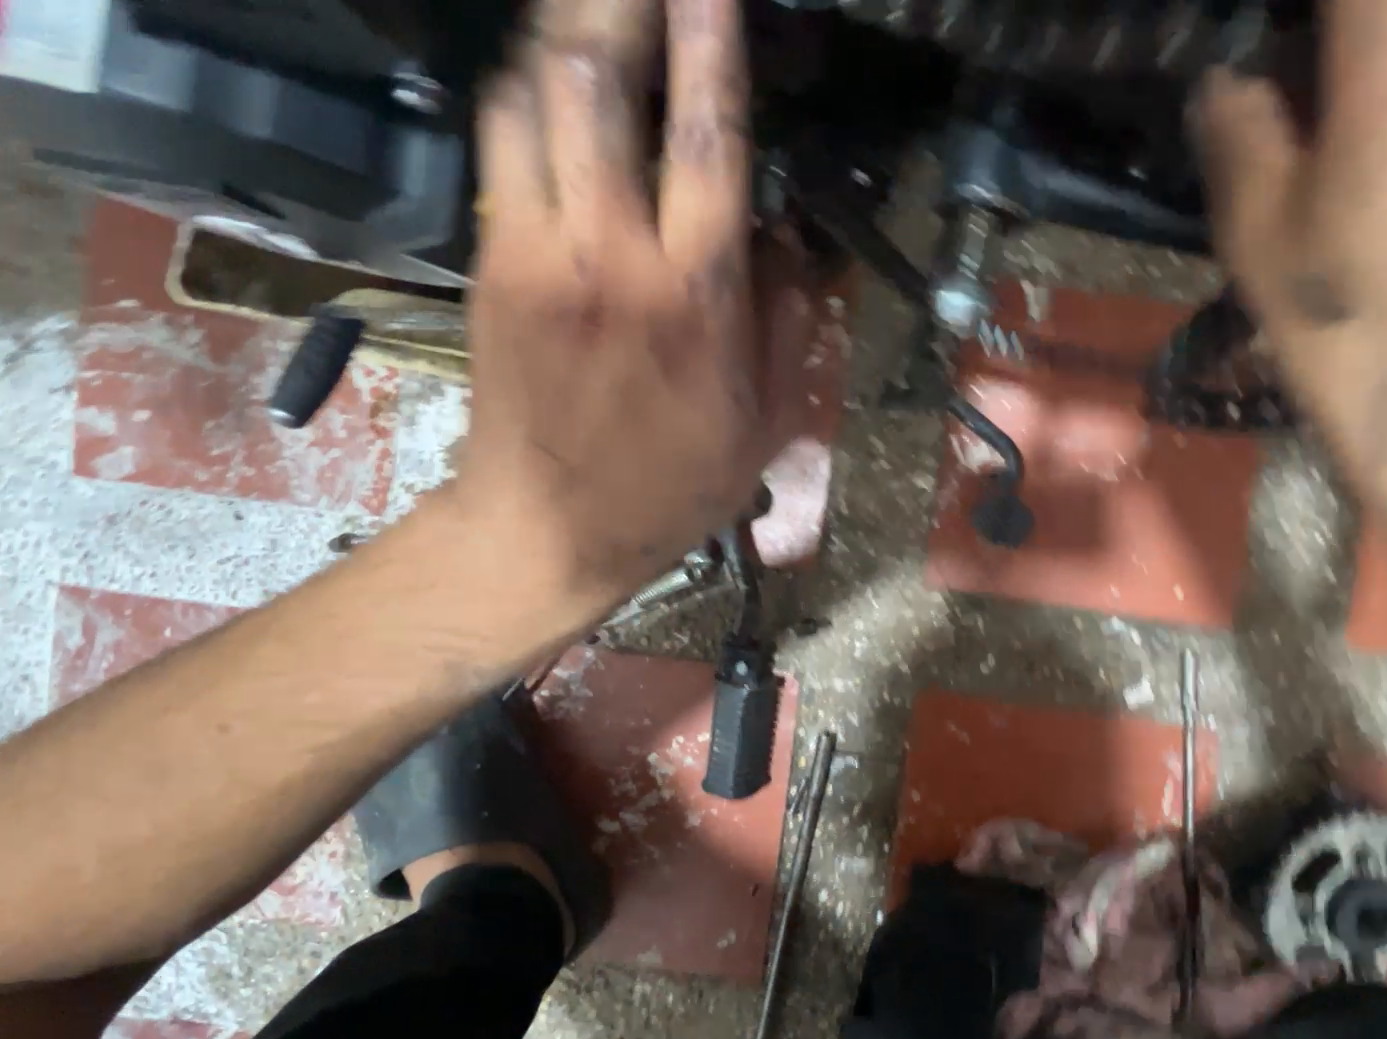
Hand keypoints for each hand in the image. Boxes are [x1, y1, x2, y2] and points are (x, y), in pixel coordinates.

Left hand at [451, 0, 813, 610]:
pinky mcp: (490, 261)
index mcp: (697, 294)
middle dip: (616, 6)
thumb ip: (785, 318)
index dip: (711, 46)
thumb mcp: (766, 420)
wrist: (550, 527)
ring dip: (563, 41)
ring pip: (532, 97)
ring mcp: (537, 249)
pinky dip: (526, 100)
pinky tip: (552, 95)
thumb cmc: (674, 483)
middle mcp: (612, 252)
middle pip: (596, 84)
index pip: (707, 141)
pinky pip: (500, 146)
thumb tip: (785, 238)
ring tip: (595, 21)